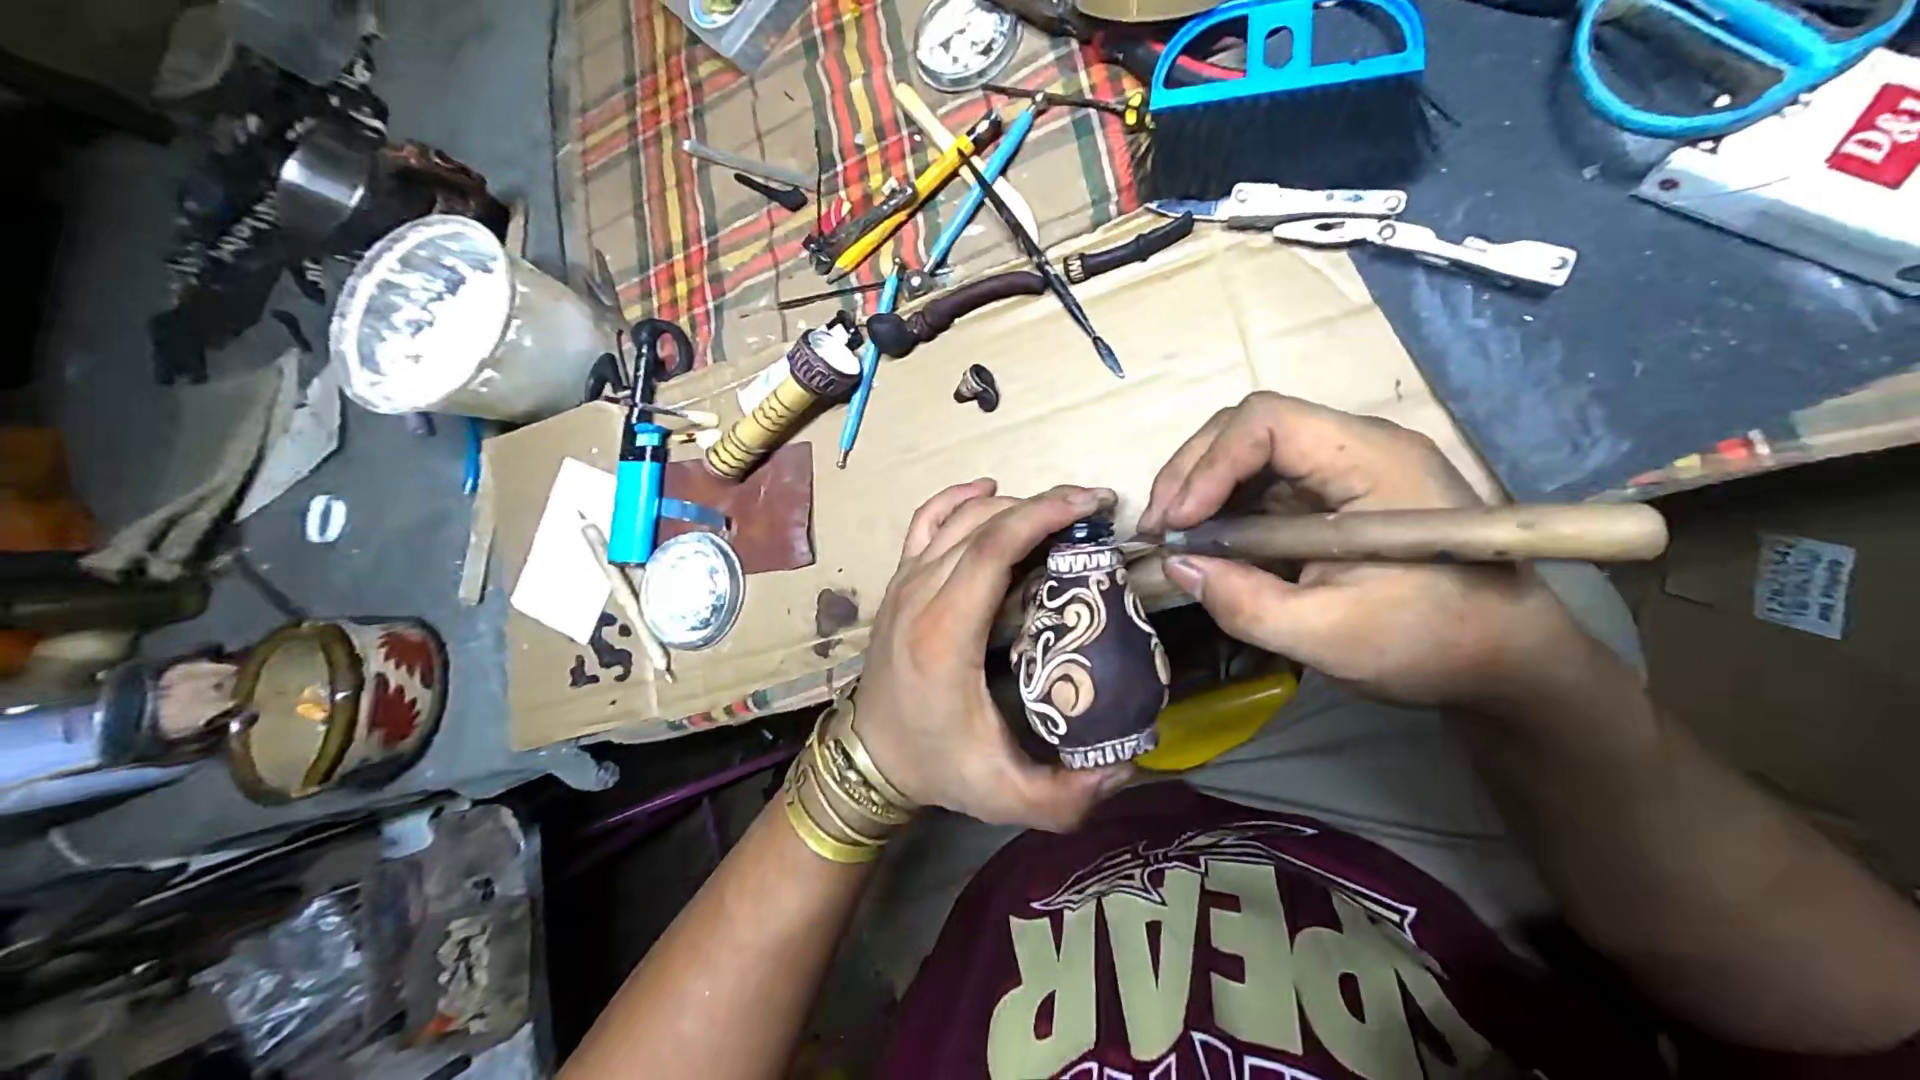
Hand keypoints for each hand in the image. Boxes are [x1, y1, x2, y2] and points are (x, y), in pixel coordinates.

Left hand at [855, 480, 1133, 830]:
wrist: (869, 756)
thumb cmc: (936, 766)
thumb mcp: (1003, 796)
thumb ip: (1066, 796)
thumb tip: (1127, 766)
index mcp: (944, 634)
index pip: (992, 550)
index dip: (1043, 516)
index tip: (1091, 506)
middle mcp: (920, 595)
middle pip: (982, 524)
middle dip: (1043, 504)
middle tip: (1094, 508)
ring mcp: (904, 582)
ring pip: (959, 517)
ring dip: (1013, 504)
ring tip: (1061, 511)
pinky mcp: (900, 581)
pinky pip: (926, 520)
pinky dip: (958, 498)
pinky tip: (989, 491)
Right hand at [1138, 392, 1593, 711]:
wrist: (1506, 660)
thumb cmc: (1434, 645)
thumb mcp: (1330, 637)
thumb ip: (1245, 603)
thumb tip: (1176, 565)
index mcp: (1373, 462)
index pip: (1268, 421)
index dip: (1210, 464)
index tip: (1176, 523)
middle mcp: (1357, 448)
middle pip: (1248, 426)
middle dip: (1191, 473)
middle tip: (1155, 528)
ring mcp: (1343, 470)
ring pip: (1247, 452)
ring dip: (1197, 488)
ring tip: (1167, 535)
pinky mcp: (1331, 496)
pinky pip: (1261, 484)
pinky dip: (1220, 508)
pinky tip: (1201, 540)